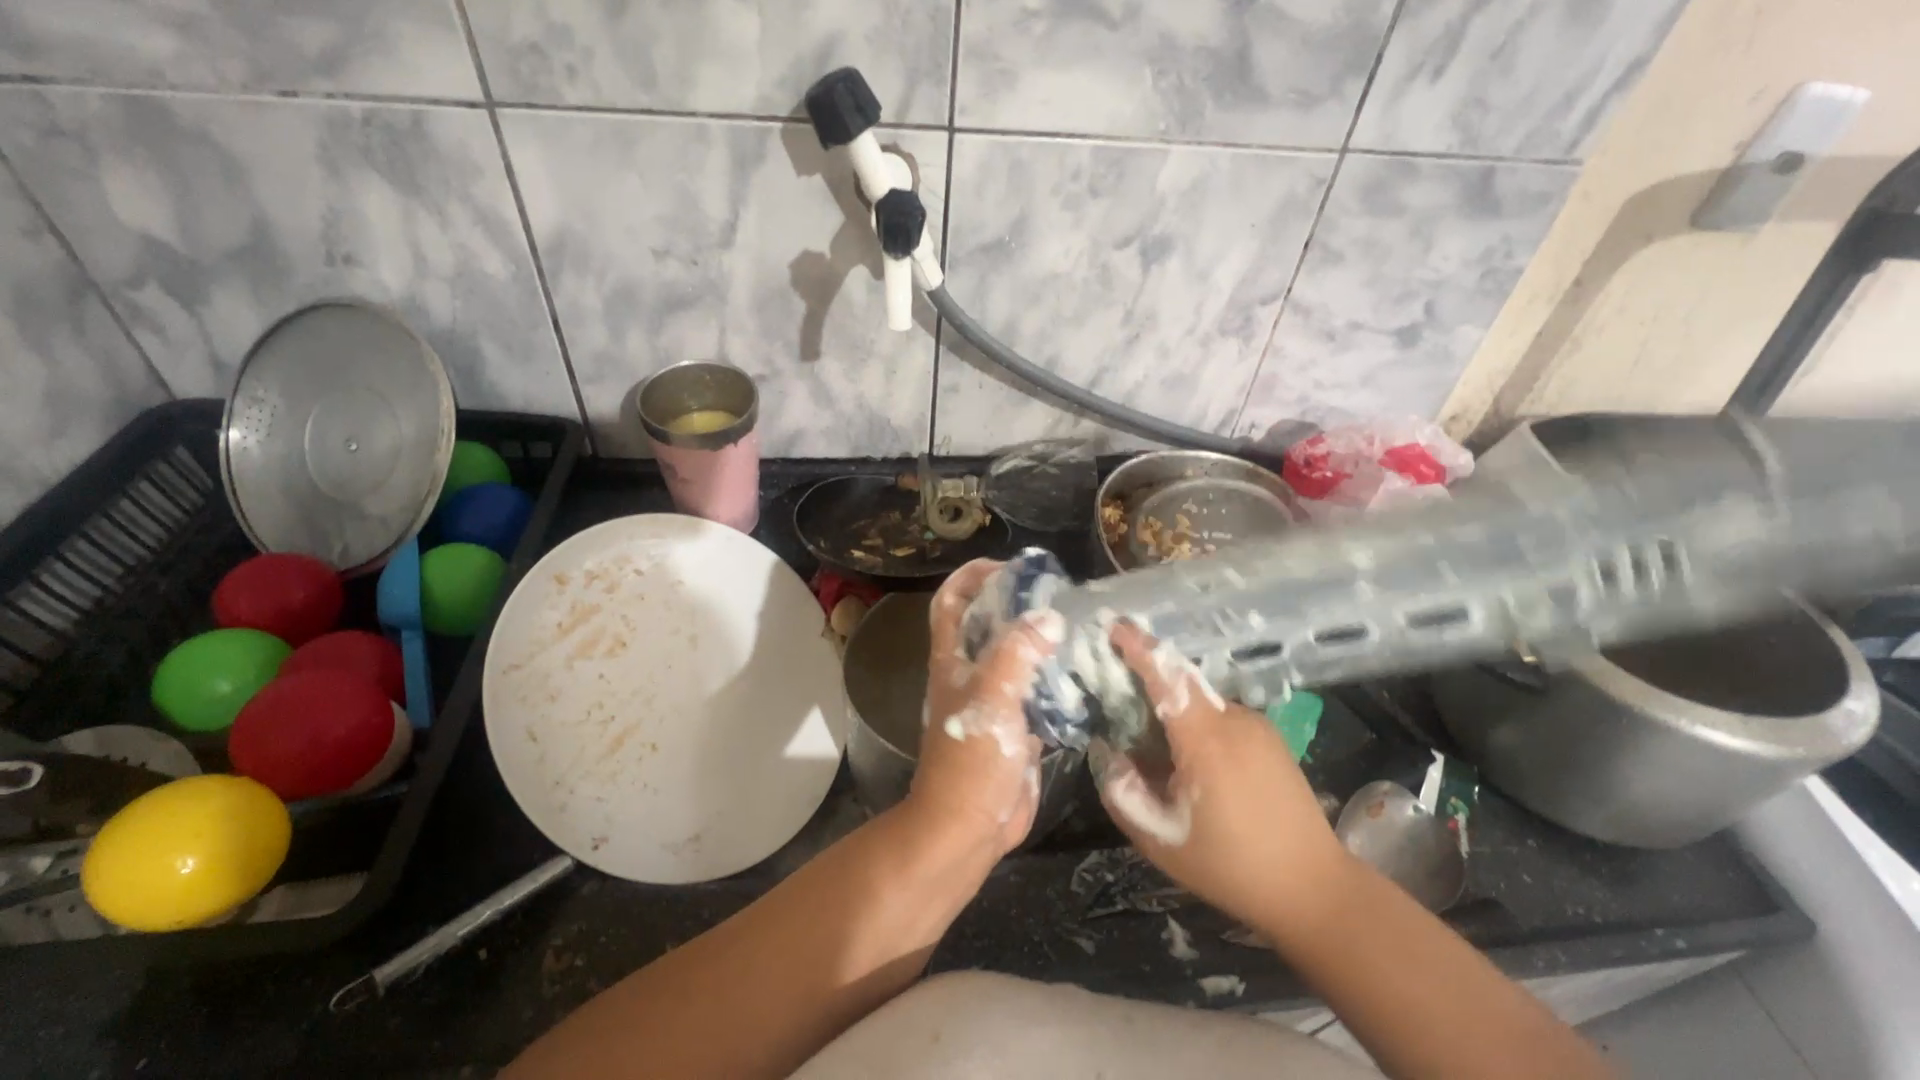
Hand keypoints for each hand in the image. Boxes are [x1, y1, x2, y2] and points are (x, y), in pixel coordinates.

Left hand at [907, 559, 1060, 856]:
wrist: (969, 827)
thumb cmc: (970, 760)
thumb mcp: (990, 698)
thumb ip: (1017, 654)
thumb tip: (1049, 617)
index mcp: (953, 661)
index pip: (952, 603)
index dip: (973, 577)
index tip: (1011, 566)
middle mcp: (972, 675)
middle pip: (993, 627)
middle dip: (1022, 606)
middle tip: (1063, 595)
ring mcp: (997, 703)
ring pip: (1021, 661)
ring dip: (1046, 644)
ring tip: (1085, 628)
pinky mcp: (1019, 730)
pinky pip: (1042, 696)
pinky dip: (1063, 683)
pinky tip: (1092, 675)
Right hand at [1093, 620, 1352, 931]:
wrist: (1313, 888)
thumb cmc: (1230, 866)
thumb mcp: (1158, 838)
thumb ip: (1121, 790)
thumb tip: (1108, 750)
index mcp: (1206, 741)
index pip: (1169, 678)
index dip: (1139, 648)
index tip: (1113, 625)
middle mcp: (1236, 722)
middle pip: (1182, 689)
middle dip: (1148, 692)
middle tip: (1118, 716)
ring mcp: (1260, 729)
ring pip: (1202, 707)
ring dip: (1174, 718)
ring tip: (1156, 760)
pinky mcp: (1273, 741)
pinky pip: (1222, 721)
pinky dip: (1197, 730)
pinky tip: (1192, 770)